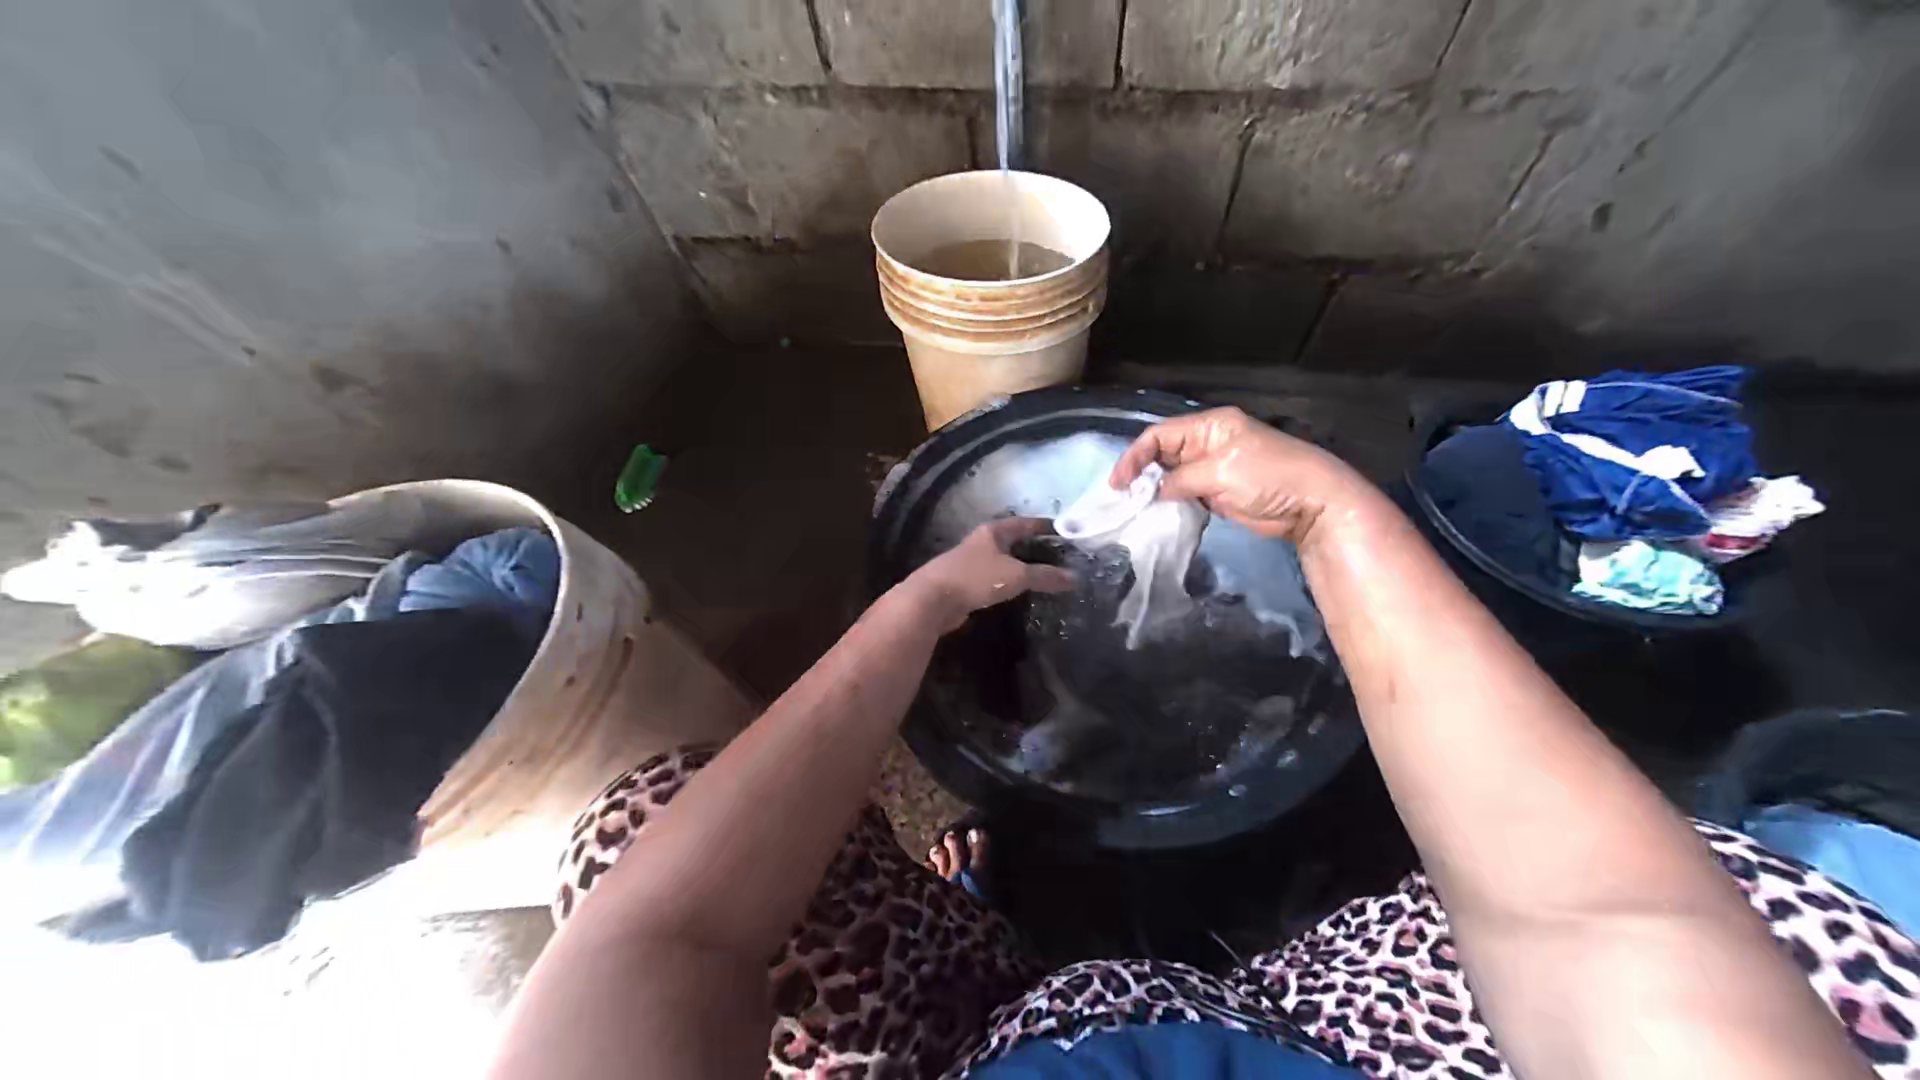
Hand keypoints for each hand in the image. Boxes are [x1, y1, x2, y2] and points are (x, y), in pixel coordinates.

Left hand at [901, 518, 1076, 631]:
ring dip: (1020, 565)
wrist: (932, 600)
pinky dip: (1008, 582)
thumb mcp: (1016, 575)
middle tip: (1058, 554)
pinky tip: (1018, 591)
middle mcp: (981, 542)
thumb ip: (1045, 576)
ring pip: (1002, 560)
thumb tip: (1075, 578)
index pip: (1024, 523)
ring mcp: (970, 563)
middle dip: (1033, 546)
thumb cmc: (975, 578)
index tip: (1064, 529)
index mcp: (993, 532)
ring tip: (1043, 574)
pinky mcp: (965, 583)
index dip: (1043, 525)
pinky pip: (993, 579)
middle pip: (1012, 541)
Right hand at [1110, 407, 1378, 547]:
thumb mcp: (1220, 471)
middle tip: (1122, 496)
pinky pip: (1182, 495)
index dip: (1135, 455)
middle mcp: (1206, 443)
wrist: (1312, 506)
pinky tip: (1154, 513)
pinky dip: (1167, 503)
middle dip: (1140, 472)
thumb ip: (1181, 479)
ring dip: (1152, 490)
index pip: (1159, 434)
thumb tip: (1154, 491)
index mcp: (1209, 426)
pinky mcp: (1215, 493)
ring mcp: (1210, 469)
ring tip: (1133, 506)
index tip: (1119, 482)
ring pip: (1169, 476)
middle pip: (1161, 454)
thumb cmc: (1269, 477)